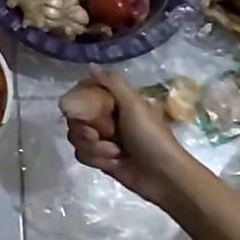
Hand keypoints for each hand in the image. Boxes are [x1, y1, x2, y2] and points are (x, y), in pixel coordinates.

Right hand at [60, 66, 193, 206]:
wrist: (163, 174)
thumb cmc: (151, 136)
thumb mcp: (134, 105)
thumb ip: (112, 84)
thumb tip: (91, 65)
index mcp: (117, 103)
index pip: (86, 94)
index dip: (79, 100)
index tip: (78, 106)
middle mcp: (107, 119)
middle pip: (76, 118)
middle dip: (83, 128)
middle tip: (96, 134)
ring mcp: (103, 140)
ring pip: (77, 137)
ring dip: (92, 146)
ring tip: (113, 152)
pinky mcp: (101, 159)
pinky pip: (83, 155)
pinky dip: (95, 158)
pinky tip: (113, 162)